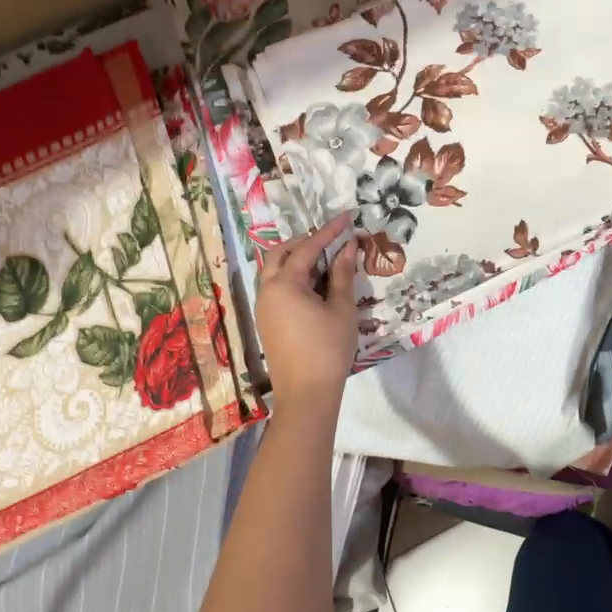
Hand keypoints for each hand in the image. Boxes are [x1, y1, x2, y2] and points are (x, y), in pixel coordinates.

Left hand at [255, 212, 358, 409]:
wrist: (306, 393)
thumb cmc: (328, 348)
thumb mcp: (341, 308)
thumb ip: (342, 274)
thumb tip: (347, 247)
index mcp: (284, 284)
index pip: (307, 247)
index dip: (329, 231)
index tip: (347, 218)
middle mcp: (267, 291)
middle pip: (280, 254)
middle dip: (304, 241)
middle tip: (331, 238)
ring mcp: (264, 308)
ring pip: (274, 271)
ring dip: (296, 259)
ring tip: (324, 259)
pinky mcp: (267, 322)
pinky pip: (276, 288)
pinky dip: (292, 277)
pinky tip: (314, 285)